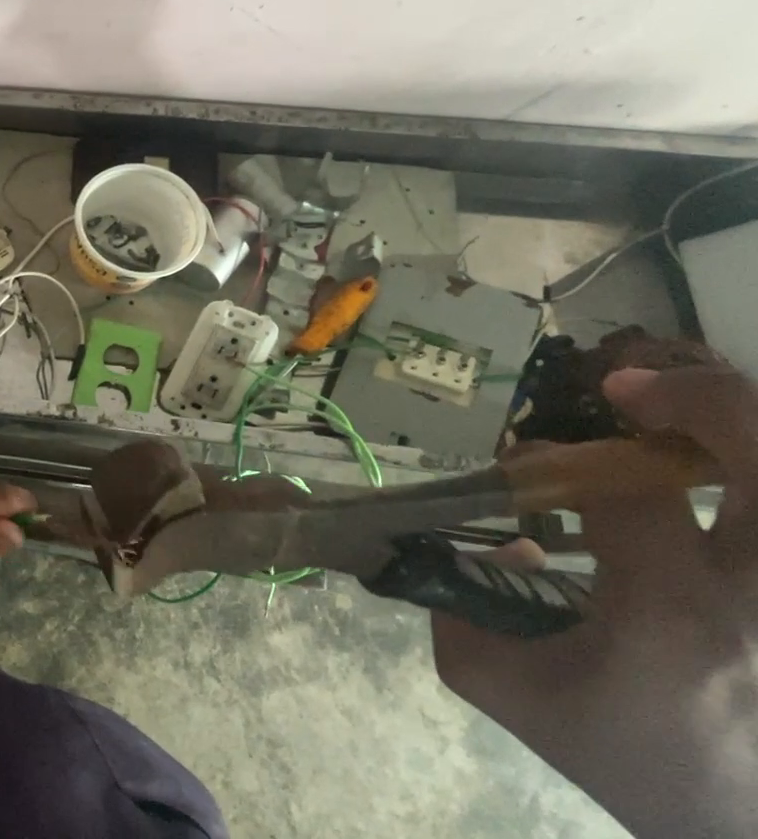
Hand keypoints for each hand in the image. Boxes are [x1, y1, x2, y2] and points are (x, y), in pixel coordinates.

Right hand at [433, 365, 757, 835]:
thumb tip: (503, 539)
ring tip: (685, 415)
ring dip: (739, 428)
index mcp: (672, 612)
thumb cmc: (620, 753)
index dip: (557, 457)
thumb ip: (458, 606)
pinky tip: (721, 473)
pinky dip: (750, 476)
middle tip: (632, 389)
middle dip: (696, 399)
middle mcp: (757, 594)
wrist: (733, 819)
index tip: (522, 464)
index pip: (621, 490)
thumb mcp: (502, 686)